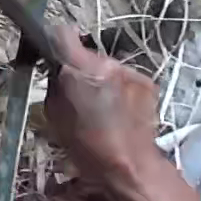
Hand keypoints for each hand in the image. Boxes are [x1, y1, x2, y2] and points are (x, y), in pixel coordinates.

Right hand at [44, 25, 171, 198]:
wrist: (131, 166)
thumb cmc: (86, 147)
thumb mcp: (54, 115)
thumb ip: (55, 84)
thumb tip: (57, 69)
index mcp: (80, 69)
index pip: (62, 33)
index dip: (55, 41)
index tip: (52, 53)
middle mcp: (108, 63)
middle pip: (88, 55)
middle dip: (81, 69)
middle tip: (78, 93)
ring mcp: (130, 71)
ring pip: (108, 68)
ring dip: (101, 80)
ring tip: (101, 108)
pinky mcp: (147, 82)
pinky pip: (125, 79)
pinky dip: (119, 90)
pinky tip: (119, 111)